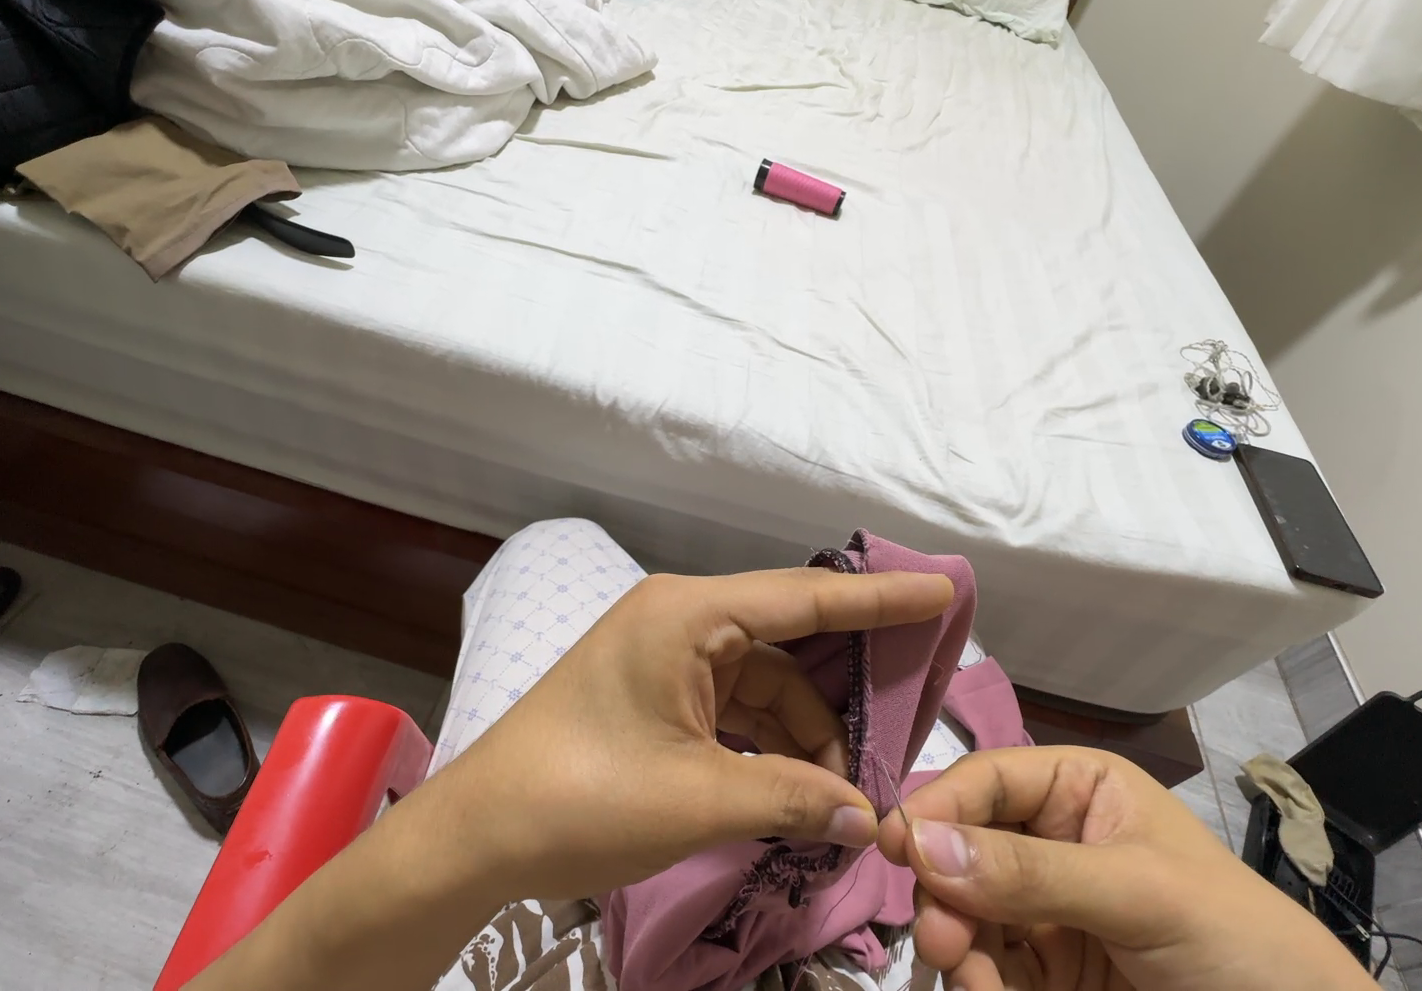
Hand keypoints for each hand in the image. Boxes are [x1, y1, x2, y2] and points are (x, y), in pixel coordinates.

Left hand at [429, 567, 955, 901]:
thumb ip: (794, 797)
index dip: (879, 598)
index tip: (941, 590)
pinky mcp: (658, 692)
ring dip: (806, 732)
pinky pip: (735, 706)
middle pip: (788, 638)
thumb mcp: (699, 798)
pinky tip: (802, 785)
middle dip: (845, 685)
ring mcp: (667, 655)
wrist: (480, 832)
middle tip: (908, 715)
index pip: (803, 596)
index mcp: (688, 613)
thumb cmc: (583, 797)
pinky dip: (770, 742)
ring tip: (849, 789)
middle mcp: (681, 618)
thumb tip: (869, 819)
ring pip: (765, 682)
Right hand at [876, 746, 1375, 990]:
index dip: (937, 807)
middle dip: (945, 891)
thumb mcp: (1140, 896)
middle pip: (963, 848)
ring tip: (968, 980)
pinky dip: (977, 981)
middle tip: (940, 942)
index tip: (893, 847)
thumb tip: (915, 841)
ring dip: (957, 945)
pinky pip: (987, 964)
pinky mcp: (1048, 973)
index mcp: (1079, 791)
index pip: (987, 782)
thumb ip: (1029, 872)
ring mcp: (1046, 910)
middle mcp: (1052, 840)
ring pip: (964, 909)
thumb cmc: (1242, 950)